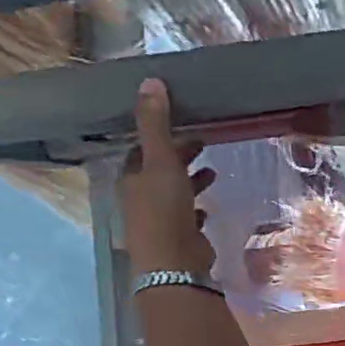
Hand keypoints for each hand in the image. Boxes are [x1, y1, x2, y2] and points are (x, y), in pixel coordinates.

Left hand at [121, 79, 217, 275]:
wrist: (175, 264)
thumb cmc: (165, 210)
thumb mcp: (161, 161)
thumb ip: (156, 124)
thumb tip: (149, 80)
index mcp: (131, 178)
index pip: (141, 149)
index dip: (159, 135)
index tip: (182, 123)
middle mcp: (140, 199)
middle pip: (159, 171)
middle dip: (179, 156)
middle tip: (203, 142)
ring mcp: (159, 222)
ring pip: (174, 194)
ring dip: (191, 181)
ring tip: (213, 173)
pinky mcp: (178, 241)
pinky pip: (186, 218)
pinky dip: (196, 209)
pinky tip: (208, 207)